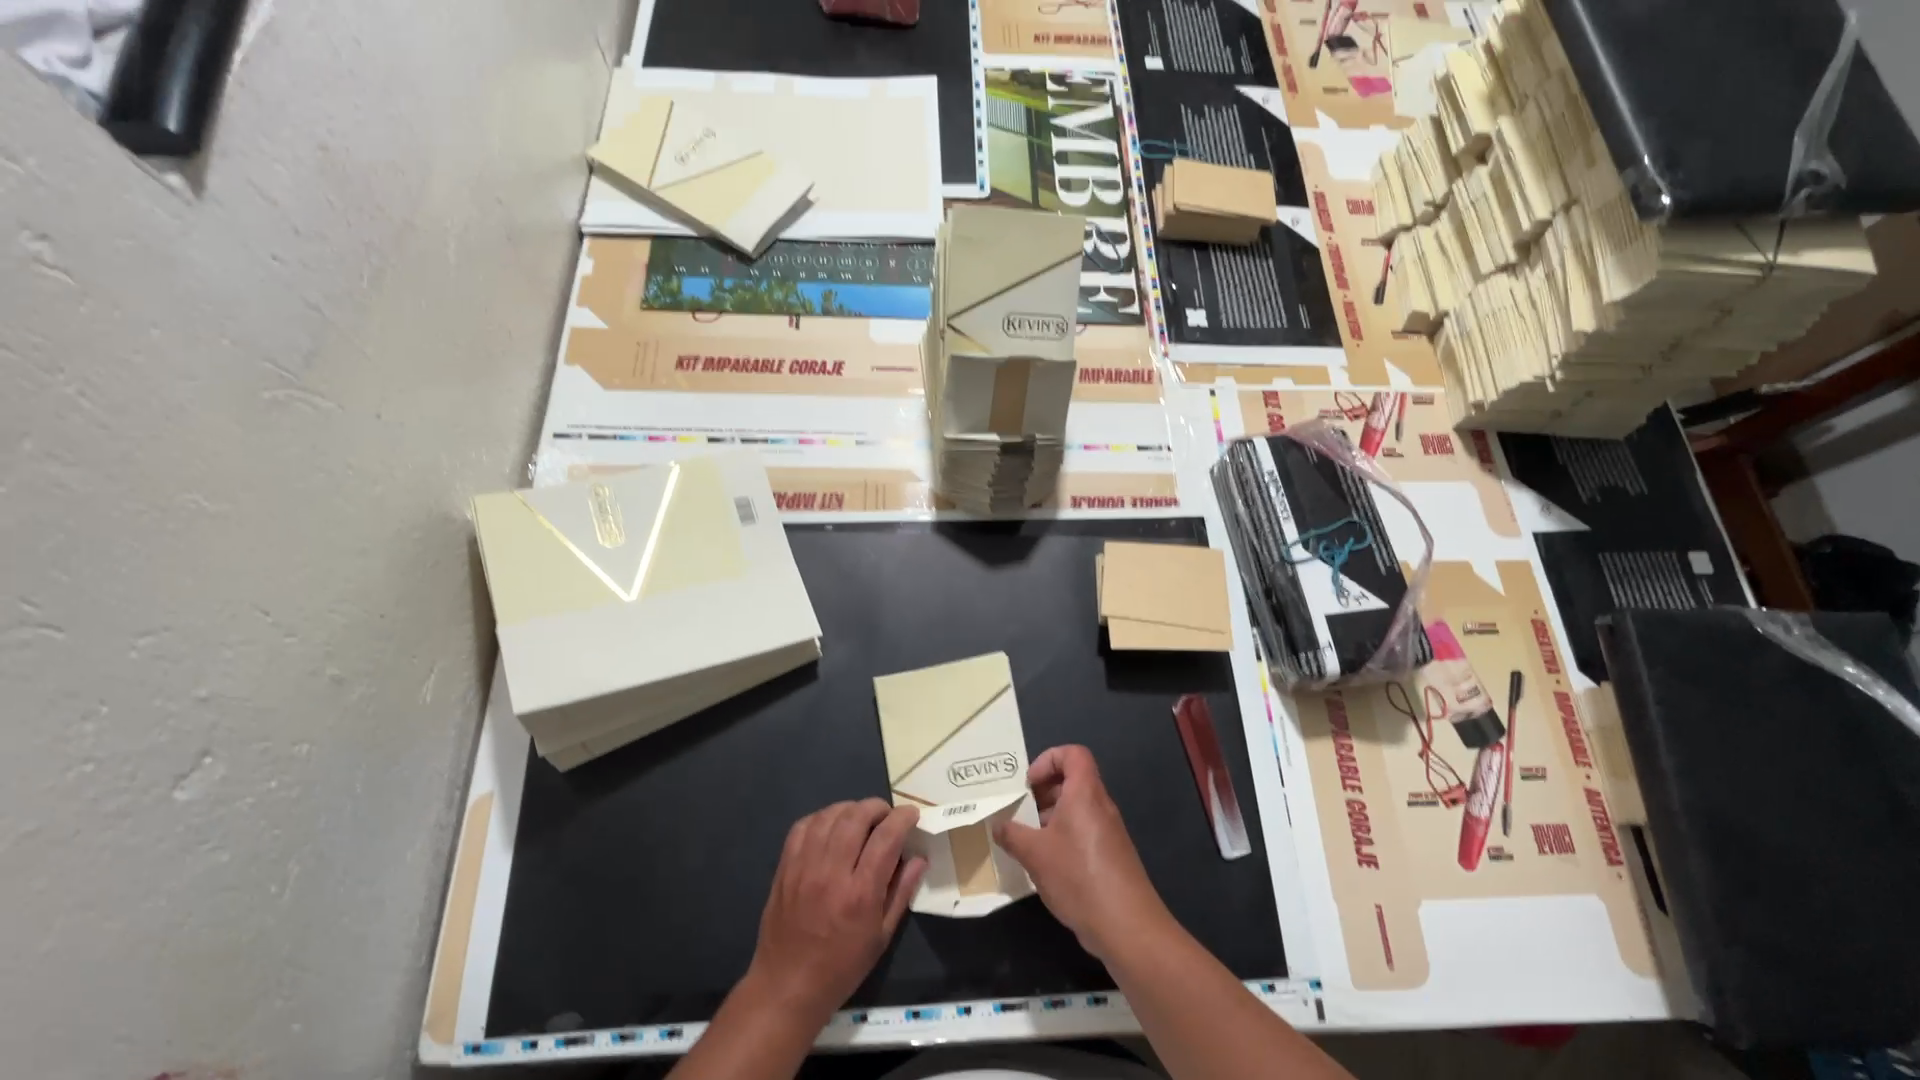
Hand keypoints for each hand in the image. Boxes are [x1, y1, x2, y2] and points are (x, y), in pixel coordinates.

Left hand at [745, 799, 927, 1021]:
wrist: (787, 985)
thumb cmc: (842, 966)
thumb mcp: (882, 936)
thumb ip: (901, 892)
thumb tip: (919, 858)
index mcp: (860, 893)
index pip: (886, 838)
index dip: (902, 818)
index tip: (912, 814)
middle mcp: (831, 873)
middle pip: (855, 818)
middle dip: (876, 807)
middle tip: (887, 815)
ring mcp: (804, 867)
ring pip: (828, 816)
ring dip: (850, 808)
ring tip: (861, 817)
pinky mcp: (785, 868)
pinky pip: (802, 827)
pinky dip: (821, 818)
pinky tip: (831, 826)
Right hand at [992, 745, 1172, 961]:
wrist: (1126, 925)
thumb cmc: (1078, 877)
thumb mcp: (1034, 854)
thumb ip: (1012, 835)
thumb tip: (997, 825)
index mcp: (1085, 794)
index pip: (1073, 754)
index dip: (1048, 760)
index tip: (1028, 785)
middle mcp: (1100, 806)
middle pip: (1073, 781)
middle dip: (1043, 792)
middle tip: (1019, 813)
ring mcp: (1108, 832)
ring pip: (1076, 809)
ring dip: (1049, 818)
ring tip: (1026, 840)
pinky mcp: (1110, 856)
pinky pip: (1083, 832)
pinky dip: (1062, 838)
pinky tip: (1045, 865)